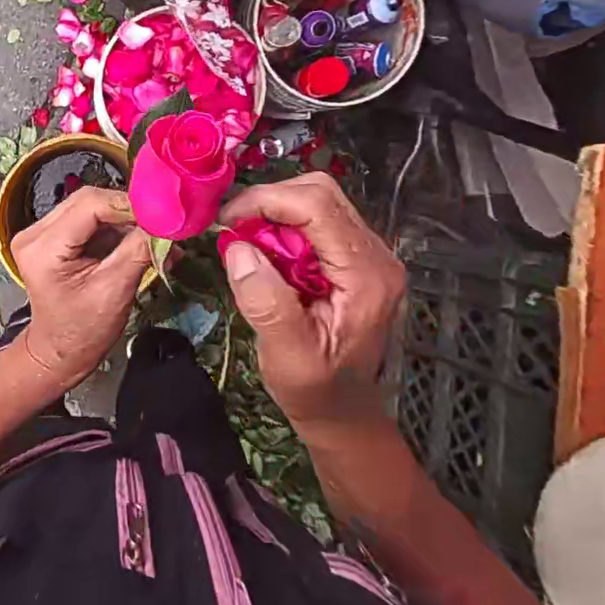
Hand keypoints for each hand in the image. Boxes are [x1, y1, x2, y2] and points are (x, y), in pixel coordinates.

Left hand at [11, 187, 152, 387]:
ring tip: (154, 234)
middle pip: (90, 199)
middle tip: (160, 224)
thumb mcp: (115, 291)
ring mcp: (43, 232)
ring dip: (126, 217)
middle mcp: (36, 232)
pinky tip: (140, 238)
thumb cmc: (84, 331)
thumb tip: (166, 222)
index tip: (162, 216)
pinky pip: (92, 218)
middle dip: (128, 210)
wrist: (60, 353)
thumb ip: (138, 250)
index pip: (90, 205)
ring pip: (93, 205)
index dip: (129, 205)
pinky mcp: (56, 235)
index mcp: (43, 247)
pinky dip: (118, 226)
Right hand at [218, 173, 406, 433]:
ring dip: (276, 211)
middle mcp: (376, 254)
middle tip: (235, 231)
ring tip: (248, 241)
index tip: (228, 220)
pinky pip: (318, 218)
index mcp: (367, 275)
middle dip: (270, 201)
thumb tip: (238, 247)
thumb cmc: (318, 391)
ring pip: (319, 199)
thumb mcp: (287, 356)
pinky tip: (267, 251)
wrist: (345, 411)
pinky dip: (284, 223)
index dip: (267, 201)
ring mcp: (368, 251)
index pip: (318, 208)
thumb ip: (265, 302)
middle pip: (321, 192)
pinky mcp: (354, 254)